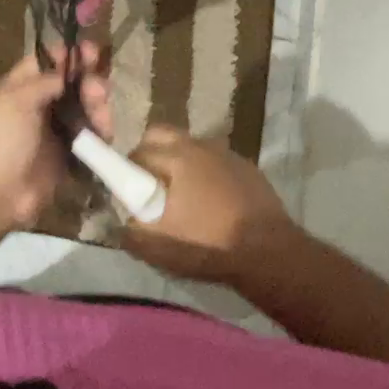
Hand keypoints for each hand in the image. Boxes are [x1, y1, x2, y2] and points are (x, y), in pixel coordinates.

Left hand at [0, 43, 113, 232]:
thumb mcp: (13, 99)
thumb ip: (44, 79)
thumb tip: (67, 71)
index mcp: (20, 88)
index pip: (49, 62)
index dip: (71, 55)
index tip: (92, 52)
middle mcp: (39, 107)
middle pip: (74, 85)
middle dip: (91, 82)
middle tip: (98, 90)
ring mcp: (54, 134)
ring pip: (87, 111)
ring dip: (99, 108)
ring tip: (102, 119)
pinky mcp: (67, 159)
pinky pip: (91, 141)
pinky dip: (100, 135)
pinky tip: (104, 136)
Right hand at [121, 125, 300, 284]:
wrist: (268, 253)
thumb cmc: (208, 245)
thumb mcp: (158, 248)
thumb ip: (129, 233)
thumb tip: (120, 224)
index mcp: (177, 158)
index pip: (139, 152)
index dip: (127, 171)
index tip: (129, 193)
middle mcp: (201, 146)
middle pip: (163, 135)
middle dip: (150, 153)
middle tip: (151, 186)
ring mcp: (228, 153)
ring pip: (192, 145)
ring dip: (180, 160)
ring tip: (182, 194)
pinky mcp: (248, 167)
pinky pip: (216, 161)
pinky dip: (206, 172)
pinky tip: (211, 200)